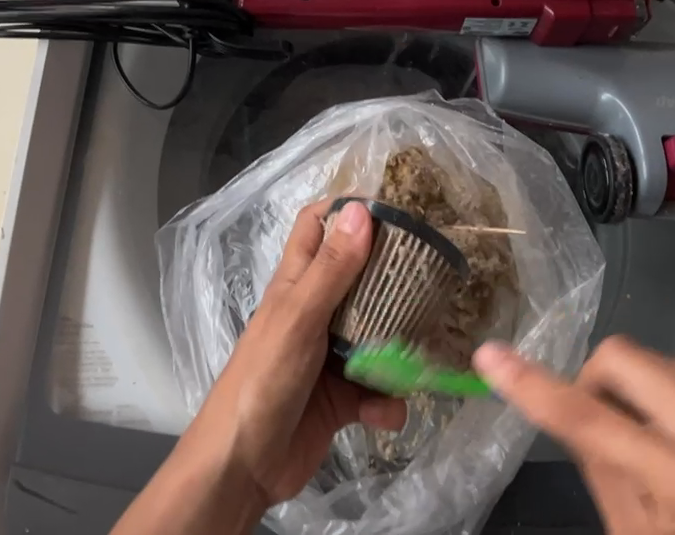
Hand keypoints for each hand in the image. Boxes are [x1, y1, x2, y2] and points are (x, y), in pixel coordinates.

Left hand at [180, 200, 407, 504]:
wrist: (242, 468)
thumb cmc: (263, 379)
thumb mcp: (298, 317)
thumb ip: (331, 269)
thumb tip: (361, 211)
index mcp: (297, 282)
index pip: (318, 226)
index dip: (349, 209)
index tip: (395, 206)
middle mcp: (315, 310)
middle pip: (360, 277)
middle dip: (393, 277)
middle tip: (433, 275)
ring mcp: (329, 354)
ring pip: (377, 334)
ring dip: (398, 349)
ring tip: (421, 355)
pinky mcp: (342, 398)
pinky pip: (377, 389)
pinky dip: (387, 401)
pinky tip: (387, 413)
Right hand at [473, 337, 674, 534]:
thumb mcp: (631, 530)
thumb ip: (594, 454)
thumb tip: (547, 391)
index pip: (587, 417)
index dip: (533, 386)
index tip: (490, 357)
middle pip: (621, 356)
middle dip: (599, 386)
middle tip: (606, 424)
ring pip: (660, 361)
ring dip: (648, 395)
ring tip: (668, 444)